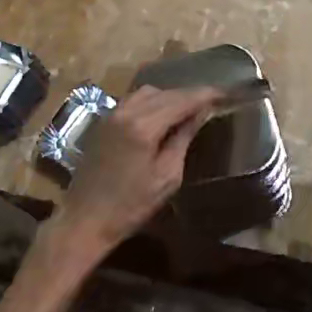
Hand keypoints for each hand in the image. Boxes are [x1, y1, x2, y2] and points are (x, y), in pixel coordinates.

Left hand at [32, 86, 223, 285]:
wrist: (85, 219)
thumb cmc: (131, 205)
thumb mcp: (167, 176)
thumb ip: (183, 139)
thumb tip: (200, 114)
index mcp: (143, 126)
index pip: (182, 100)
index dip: (206, 95)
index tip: (225, 93)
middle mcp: (126, 111)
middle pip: (165, 92)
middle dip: (190, 94)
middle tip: (213, 101)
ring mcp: (111, 114)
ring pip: (147, 92)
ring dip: (170, 96)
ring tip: (190, 108)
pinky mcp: (104, 122)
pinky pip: (133, 101)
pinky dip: (152, 102)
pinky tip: (164, 114)